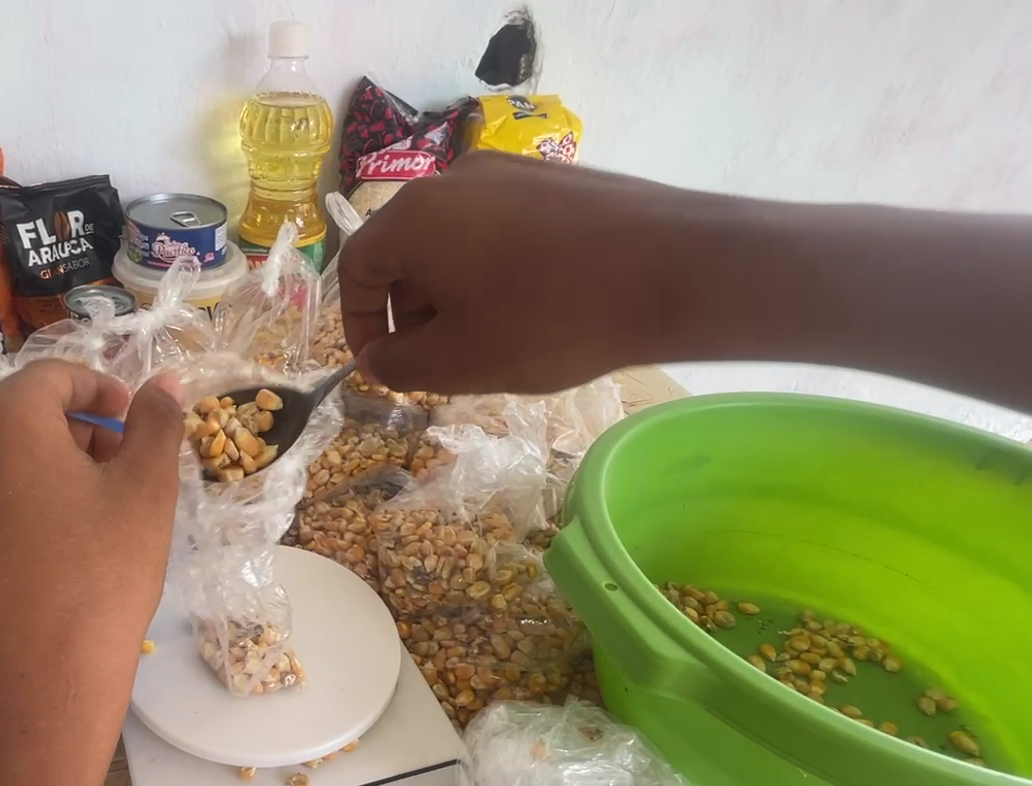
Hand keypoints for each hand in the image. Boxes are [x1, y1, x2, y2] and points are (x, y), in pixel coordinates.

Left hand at [0, 360, 183, 749]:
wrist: (33, 684)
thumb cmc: (100, 576)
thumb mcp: (146, 492)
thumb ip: (157, 424)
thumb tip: (165, 381)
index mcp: (6, 419)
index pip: (55, 375)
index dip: (100, 388)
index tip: (130, 416)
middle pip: (20, 419)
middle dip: (73, 434)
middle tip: (117, 473)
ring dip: (39, 473)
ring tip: (80, 519)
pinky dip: (7, 514)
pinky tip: (38, 559)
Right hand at [339, 152, 736, 394]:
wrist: (676, 271)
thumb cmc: (545, 322)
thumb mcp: (454, 363)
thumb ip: (396, 366)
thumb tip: (374, 360)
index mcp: (414, 218)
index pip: (355, 268)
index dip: (358, 323)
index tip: (380, 366)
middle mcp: (453, 180)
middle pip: (404, 252)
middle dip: (409, 314)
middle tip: (436, 363)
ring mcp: (509, 172)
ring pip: (452, 243)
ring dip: (450, 297)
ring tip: (486, 341)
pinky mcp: (554, 180)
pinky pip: (497, 230)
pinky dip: (490, 273)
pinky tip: (529, 310)